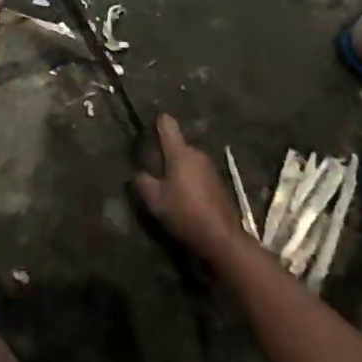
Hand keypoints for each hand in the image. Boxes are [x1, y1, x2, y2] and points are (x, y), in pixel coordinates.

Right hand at [134, 115, 243, 258]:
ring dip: (179, 169)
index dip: (156, 123)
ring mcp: (211, 167)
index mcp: (180, 152)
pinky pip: (199, 172)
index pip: (167, 123)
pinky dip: (191, 179)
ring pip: (188, 160)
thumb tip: (140, 173)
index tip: (148, 132)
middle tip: (155, 172)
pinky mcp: (219, 182)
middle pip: (177, 145)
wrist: (221, 238)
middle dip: (166, 154)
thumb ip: (142, 181)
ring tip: (170, 188)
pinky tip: (186, 198)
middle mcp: (197, 153)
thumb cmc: (184, 213)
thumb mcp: (154, 199)